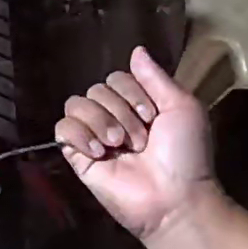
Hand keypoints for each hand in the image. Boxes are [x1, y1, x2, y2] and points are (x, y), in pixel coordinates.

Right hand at [55, 47, 222, 242]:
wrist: (175, 198)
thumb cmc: (186, 155)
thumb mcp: (182, 108)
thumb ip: (156, 77)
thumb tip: (136, 49)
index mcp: (134, 105)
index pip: (116, 78)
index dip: (132, 93)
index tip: (152, 117)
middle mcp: (111, 117)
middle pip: (96, 89)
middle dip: (120, 112)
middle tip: (140, 139)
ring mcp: (91, 136)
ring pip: (76, 104)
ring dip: (101, 122)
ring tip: (118, 146)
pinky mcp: (75, 155)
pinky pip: (62, 128)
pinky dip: (78, 134)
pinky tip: (98, 151)